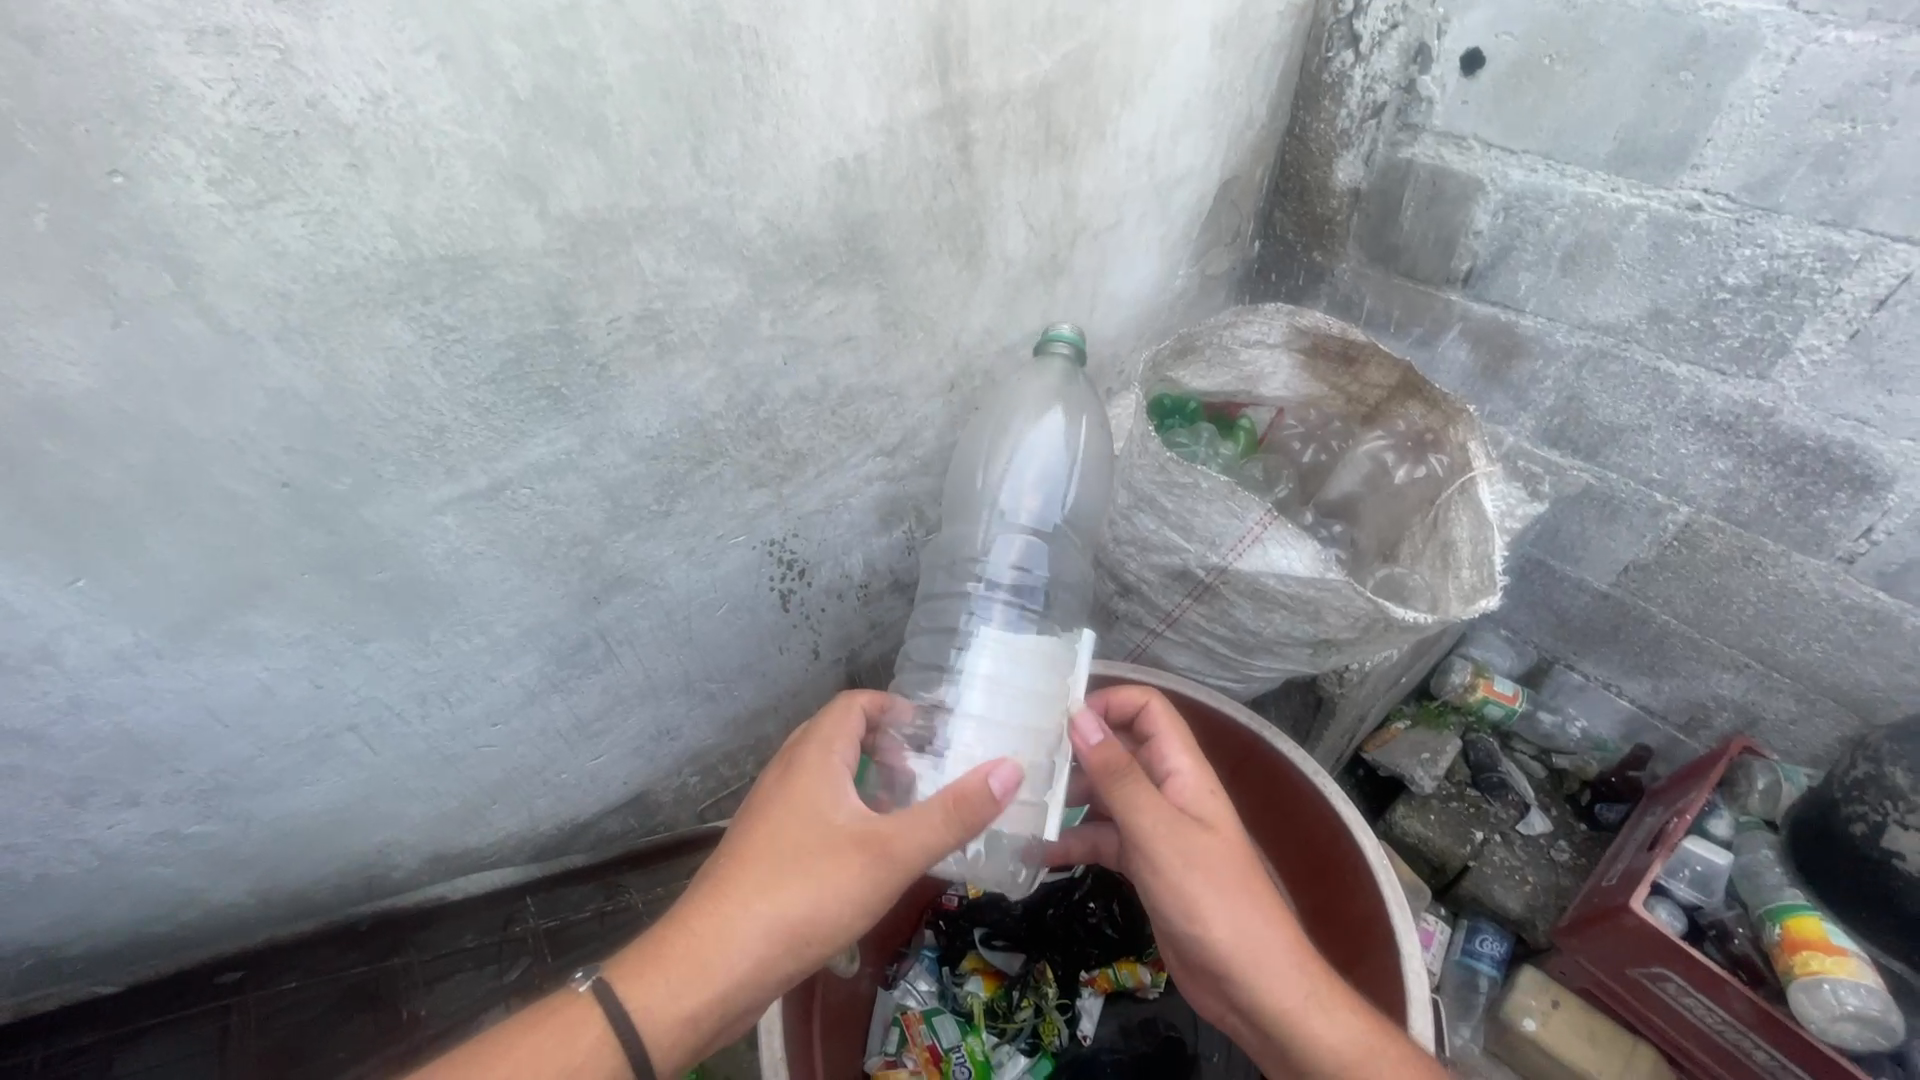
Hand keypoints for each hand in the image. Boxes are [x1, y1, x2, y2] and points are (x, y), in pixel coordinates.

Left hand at [609, 690, 1021, 1070]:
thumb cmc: (806, 893)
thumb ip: (953, 813)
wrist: (713, 964)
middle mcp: (786, 771)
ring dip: (864, 785)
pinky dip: (843, 817)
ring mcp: (769, 812)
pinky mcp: (761, 850)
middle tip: (922, 779)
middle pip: (838, 736)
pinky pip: (809, 811)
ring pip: (823, 777)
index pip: (855, 703)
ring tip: (900, 819)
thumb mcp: (892, 853)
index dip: (895, 709)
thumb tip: (1010, 768)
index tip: (933, 734)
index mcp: (814, 755)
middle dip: (885, 748)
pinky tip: (863, 862)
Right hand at [1047, 686, 1444, 1079]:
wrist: (1252, 986)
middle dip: (1076, 751)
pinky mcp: (1146, 866)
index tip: (1058, 720)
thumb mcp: (1156, 831)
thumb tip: (1079, 717)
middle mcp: (1168, 790)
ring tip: (1024, 807)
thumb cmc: (1210, 899)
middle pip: (1120, 749)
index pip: (1147, 709)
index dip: (1107, 703)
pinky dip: (1075, 841)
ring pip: (1106, 795)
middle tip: (1026, 765)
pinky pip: (1104, 838)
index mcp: (1181, 770)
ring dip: (1069, 798)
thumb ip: (1117, 774)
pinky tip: (1040, 852)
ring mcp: (1157, 830)